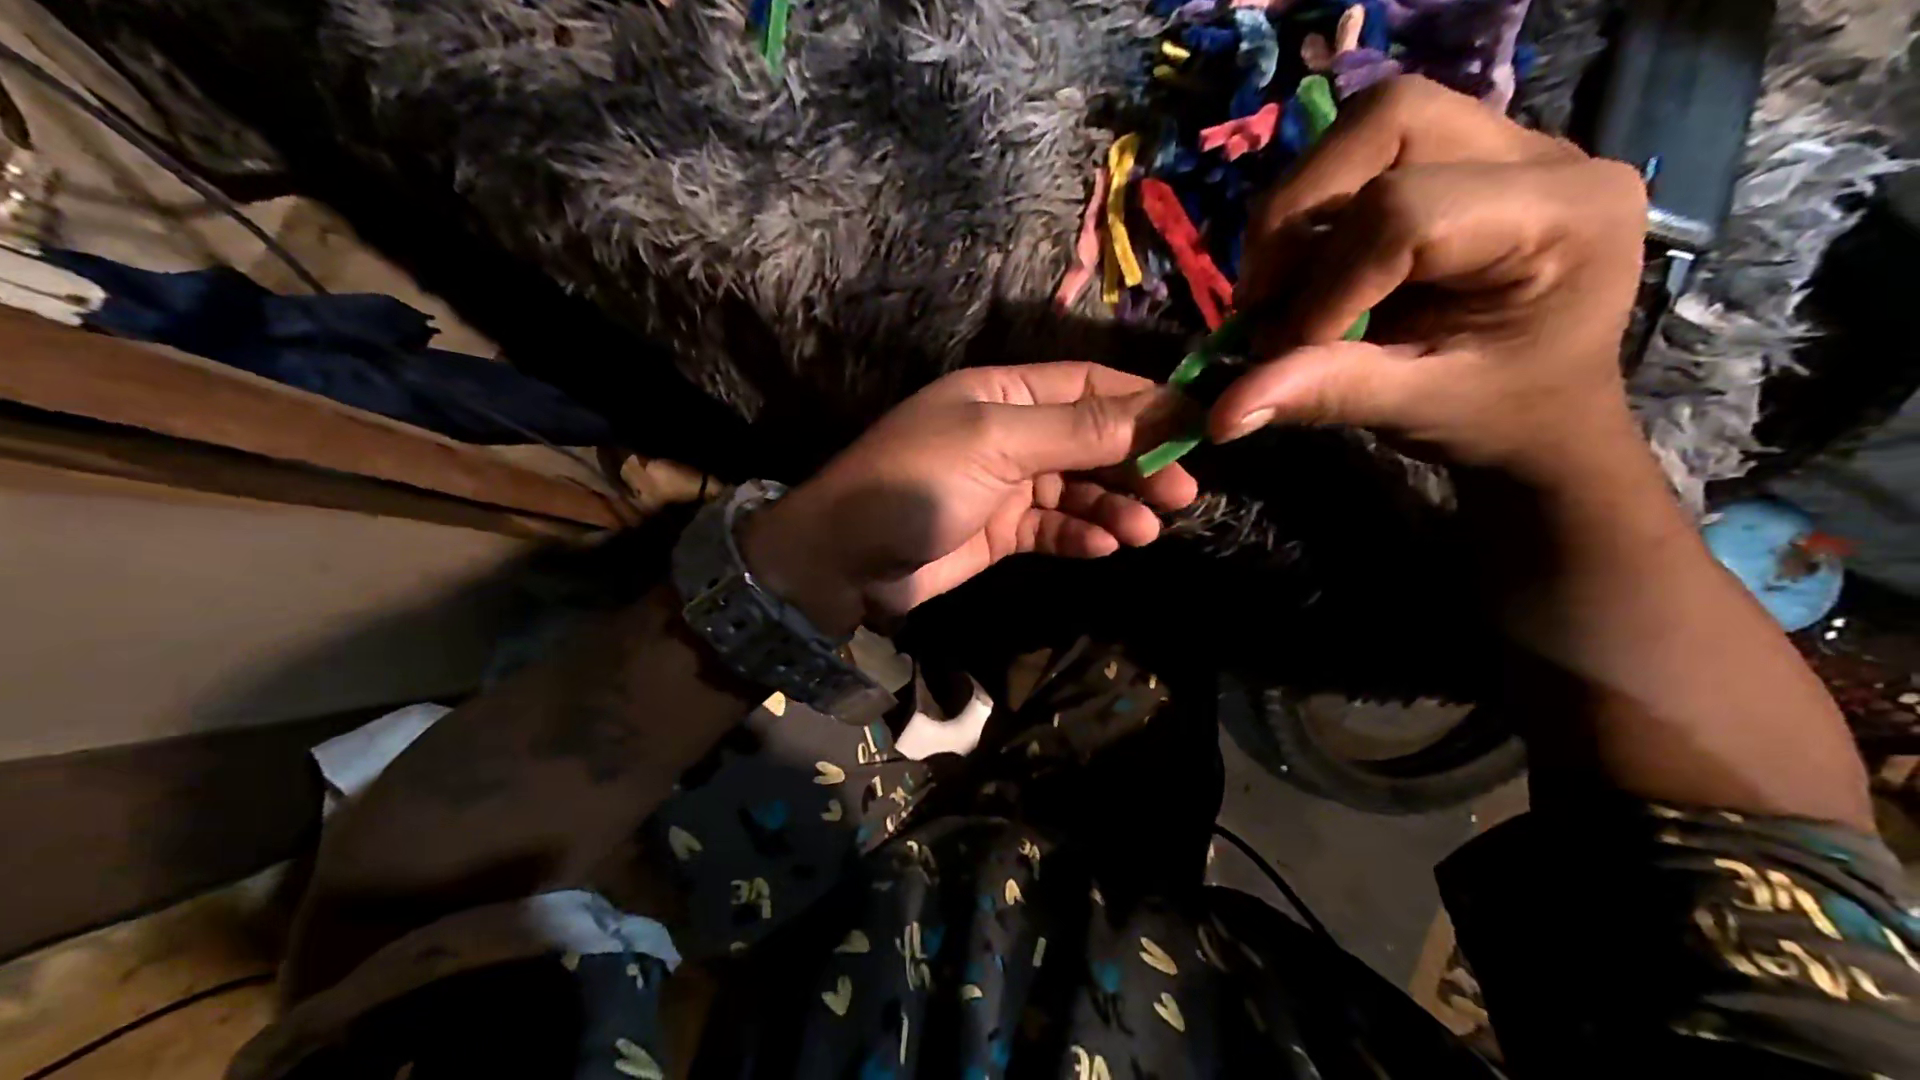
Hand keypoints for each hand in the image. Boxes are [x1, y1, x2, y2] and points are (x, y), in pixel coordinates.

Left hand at [740, 363, 1197, 633]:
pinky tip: (1104, 547)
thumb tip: (1164, 408)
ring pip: (1079, 489)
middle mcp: (1011, 432)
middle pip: (1093, 440)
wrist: (844, 561)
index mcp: (1005, 393)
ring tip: (1146, 531)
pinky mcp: (1001, 531)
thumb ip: (1079, 430)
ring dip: (1115, 507)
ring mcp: (1006, 484)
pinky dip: (1081, 535)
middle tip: (1182, 495)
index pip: (1091, 387)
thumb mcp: (997, 443)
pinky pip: (1054, 527)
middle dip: (1137, 464)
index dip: (1145, 405)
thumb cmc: (916, 482)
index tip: (1198, 431)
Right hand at [1215, 76, 1649, 486]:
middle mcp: (1537, 155)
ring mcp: (1495, 145)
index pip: (1410, 211)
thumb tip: (1224, 412)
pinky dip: (1304, 220)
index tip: (1291, 354)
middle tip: (1264, 299)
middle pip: (1384, 125)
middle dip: (1297, 215)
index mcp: (1562, 218)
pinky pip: (1354, 157)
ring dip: (1293, 214)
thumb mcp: (1416, 409)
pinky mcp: (1453, 158)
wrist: (1538, 407)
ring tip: (1277, 292)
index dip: (1327, 286)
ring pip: (1361, 129)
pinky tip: (1300, 278)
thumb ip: (1327, 393)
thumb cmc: (1497, 413)